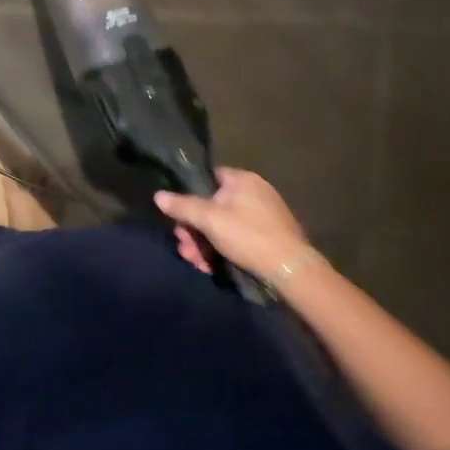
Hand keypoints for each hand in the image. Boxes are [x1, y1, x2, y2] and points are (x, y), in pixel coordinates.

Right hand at [155, 168, 311, 281]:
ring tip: (196, 262)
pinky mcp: (269, 236)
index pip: (207, 178)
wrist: (290, 270)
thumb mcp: (209, 219)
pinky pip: (237, 237)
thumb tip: (158, 195)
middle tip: (184, 247)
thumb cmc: (248, 236)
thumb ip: (182, 206)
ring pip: (222, 225)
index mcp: (243, 179)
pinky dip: (222, 249)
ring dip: (204, 243)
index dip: (188, 197)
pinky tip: (212, 265)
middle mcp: (255, 192)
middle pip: (211, 206)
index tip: (178, 218)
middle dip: (193, 229)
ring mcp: (264, 215)